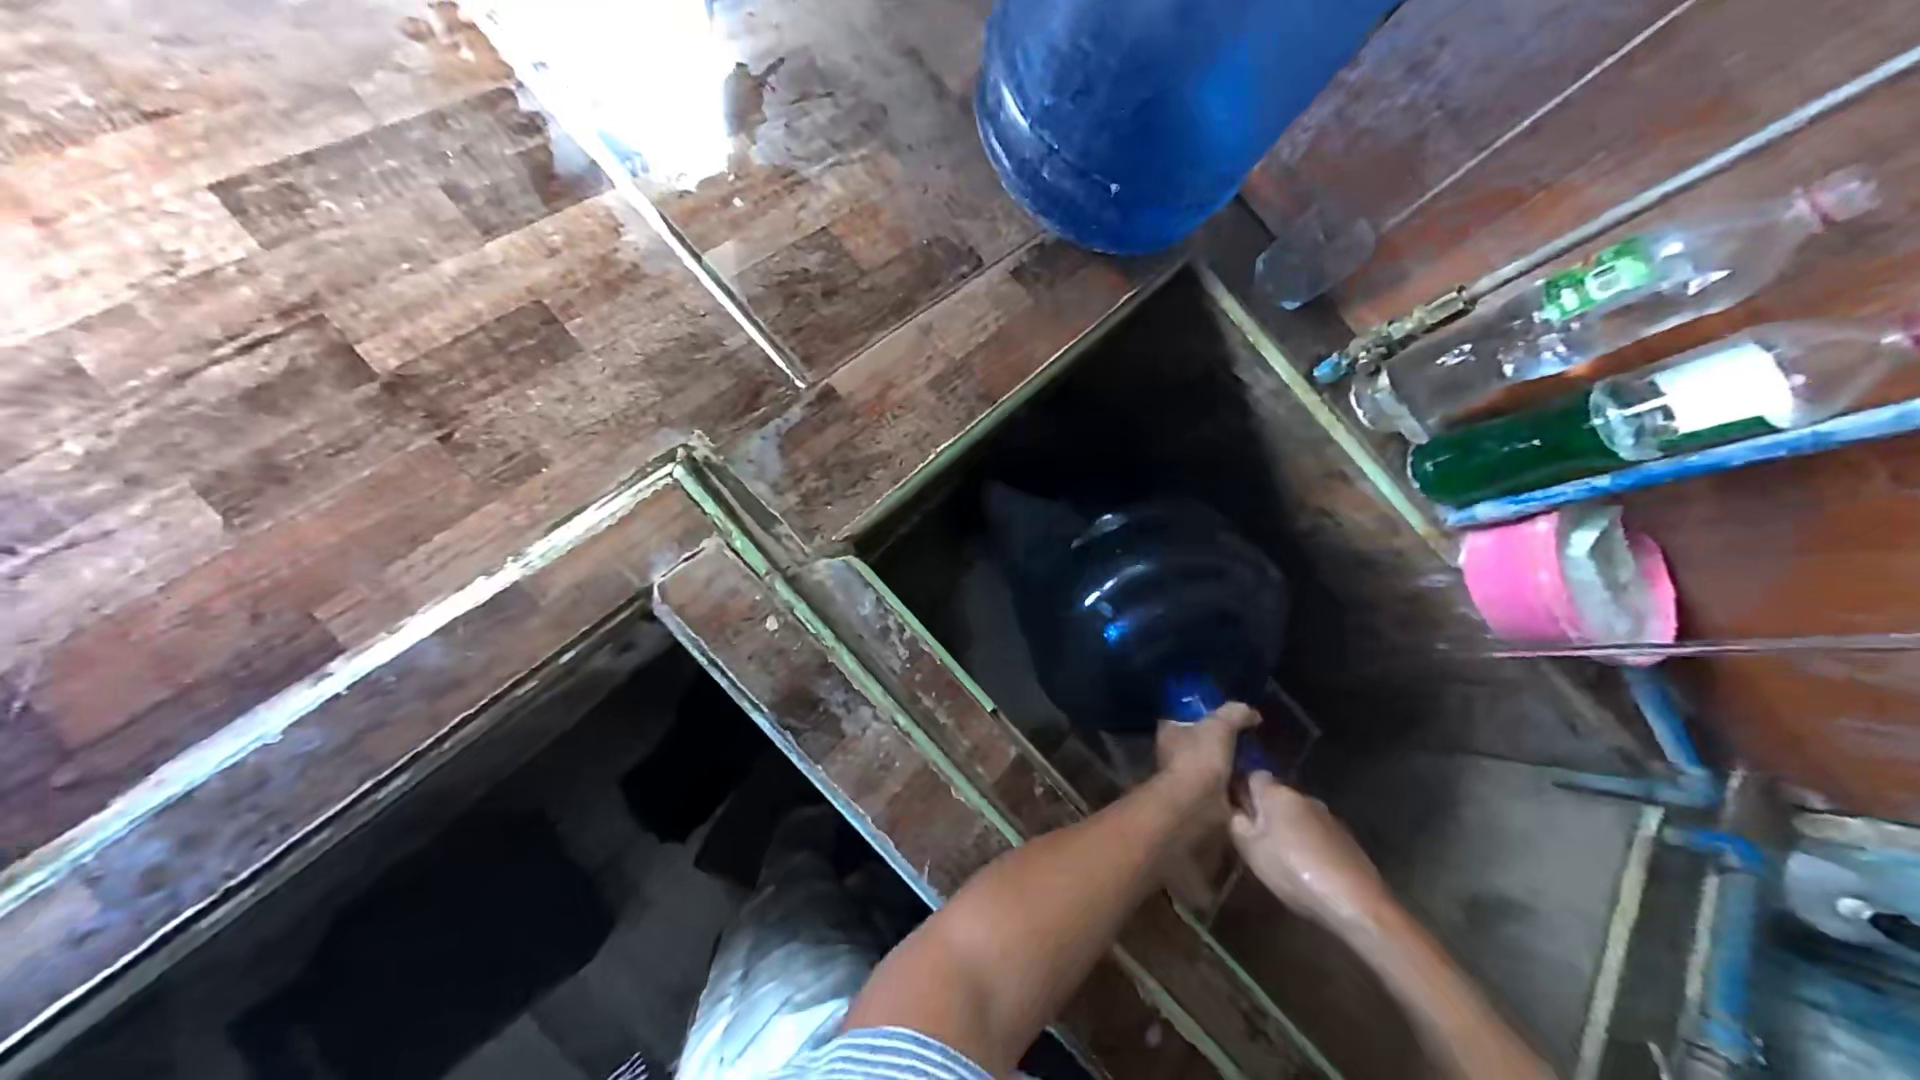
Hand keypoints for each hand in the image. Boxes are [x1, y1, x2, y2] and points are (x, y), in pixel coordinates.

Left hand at [1154, 702, 1259, 818]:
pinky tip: (1258, 784)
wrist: (1198, 804)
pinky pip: (1227, 789)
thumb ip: (1235, 713)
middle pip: (1202, 742)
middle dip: (1224, 742)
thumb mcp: (1220, 724)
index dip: (1204, 713)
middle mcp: (1174, 754)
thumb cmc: (1199, 756)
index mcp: (1170, 731)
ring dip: (1235, 767)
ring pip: (1215, 767)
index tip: (1227, 714)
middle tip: (1250, 740)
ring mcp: (1189, 779)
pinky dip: (1240, 788)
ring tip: (1260, 761)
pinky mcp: (1205, 801)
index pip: (1184, 716)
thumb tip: (1252, 713)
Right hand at [1230, 772, 1388, 929]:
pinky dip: (1310, 843)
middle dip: (1267, 812)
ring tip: (1285, 858)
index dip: (1244, 792)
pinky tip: (1310, 869)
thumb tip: (1237, 811)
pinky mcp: (1347, 838)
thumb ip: (1237, 824)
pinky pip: (1318, 832)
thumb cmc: (1292, 870)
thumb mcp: (1250, 850)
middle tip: (1258, 841)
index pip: (1254, 776)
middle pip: (1278, 796)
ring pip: (1299, 814)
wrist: (1355, 901)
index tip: (1239, 815)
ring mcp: (1329, 816)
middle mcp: (1304, 796)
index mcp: (1277, 793)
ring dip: (1290, 829)